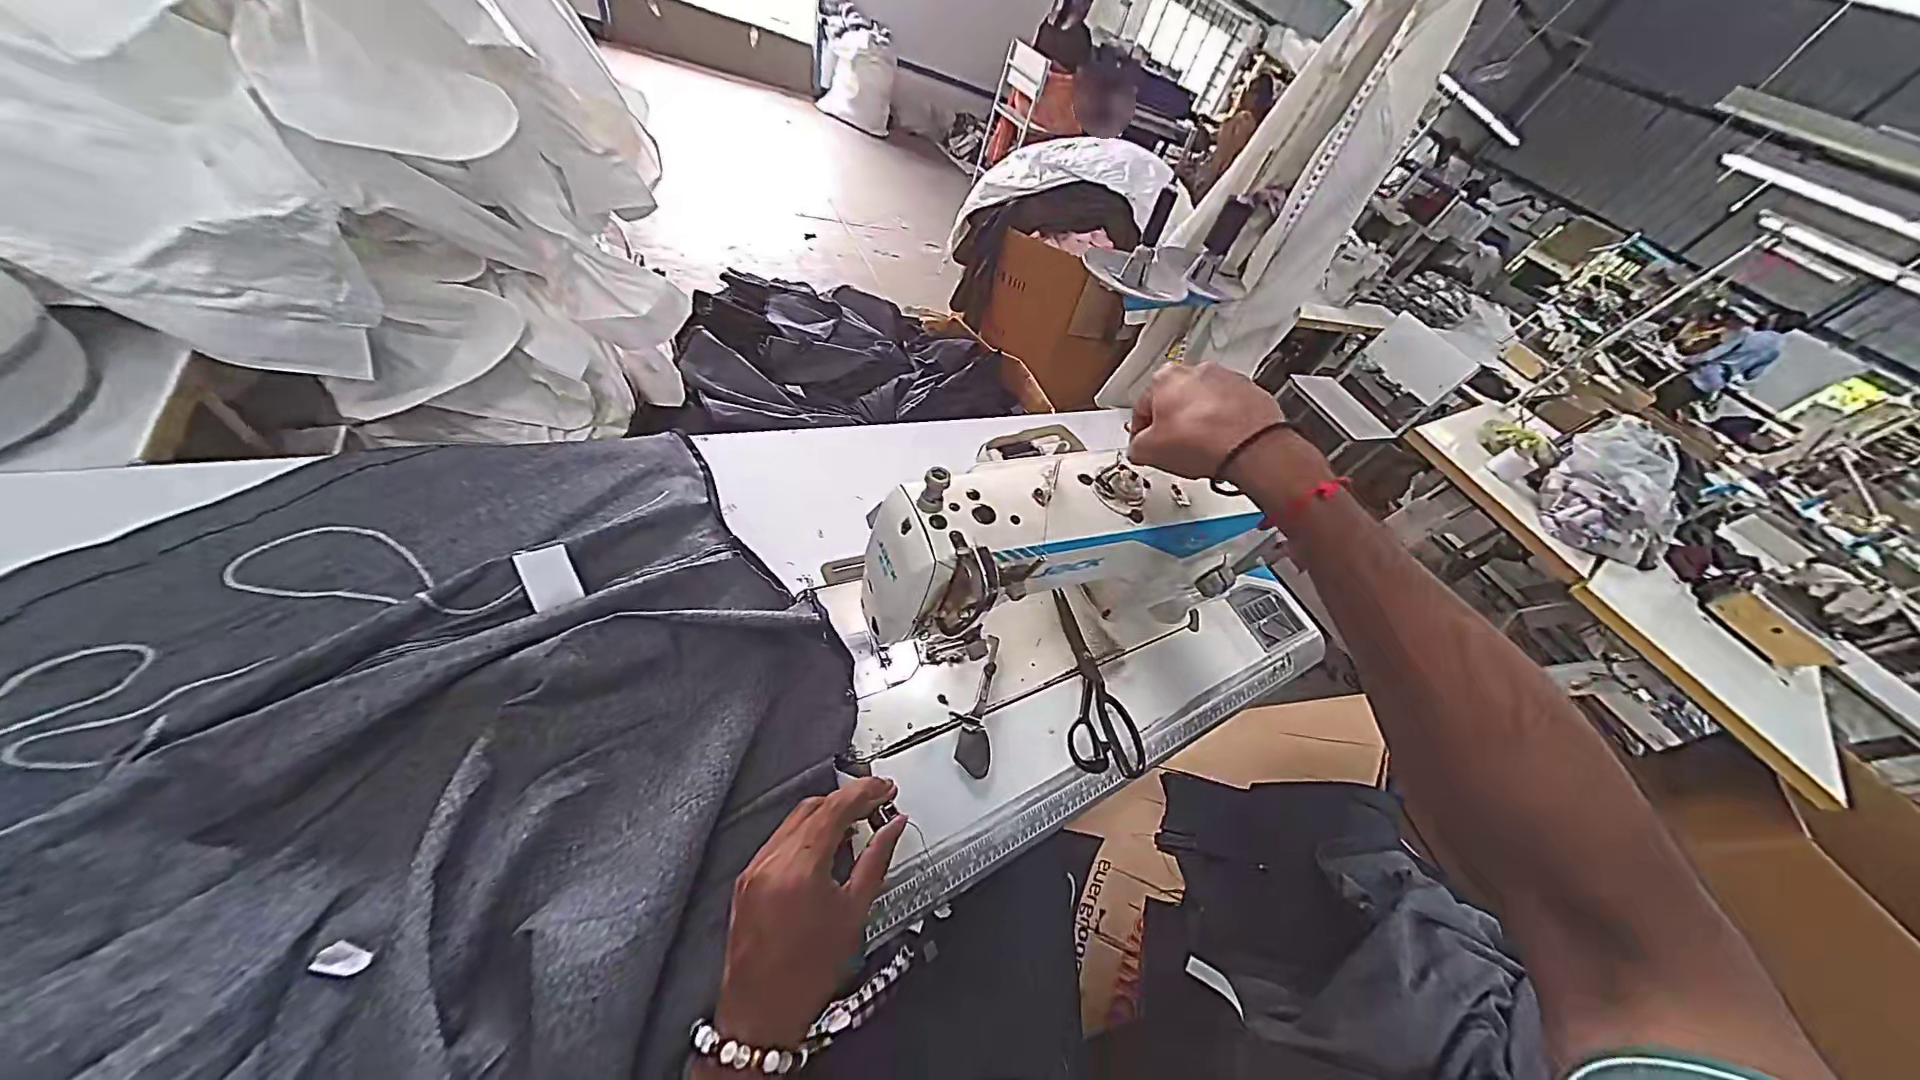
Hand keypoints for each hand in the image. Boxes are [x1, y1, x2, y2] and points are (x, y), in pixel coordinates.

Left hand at [711, 777, 908, 1050]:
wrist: (761, 1015)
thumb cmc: (806, 975)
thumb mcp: (854, 912)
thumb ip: (876, 860)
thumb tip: (892, 828)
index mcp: (800, 867)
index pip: (835, 806)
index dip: (865, 791)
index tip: (883, 788)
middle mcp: (772, 860)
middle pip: (814, 806)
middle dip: (847, 799)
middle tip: (874, 803)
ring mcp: (755, 868)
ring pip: (795, 819)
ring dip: (827, 814)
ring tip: (854, 825)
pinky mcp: (747, 878)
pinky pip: (780, 839)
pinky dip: (806, 833)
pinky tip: (825, 848)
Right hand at [1128, 362, 1307, 484]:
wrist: (1251, 447)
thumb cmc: (1204, 441)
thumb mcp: (1149, 451)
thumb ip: (1135, 447)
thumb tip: (1138, 448)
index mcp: (1165, 378)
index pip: (1142, 408)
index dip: (1140, 433)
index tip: (1143, 445)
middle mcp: (1196, 371)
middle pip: (1174, 401)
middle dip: (1172, 424)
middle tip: (1172, 448)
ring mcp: (1225, 379)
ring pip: (1202, 403)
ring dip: (1198, 423)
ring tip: (1199, 449)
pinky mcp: (1249, 391)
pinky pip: (1229, 409)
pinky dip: (1223, 424)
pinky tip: (1220, 444)